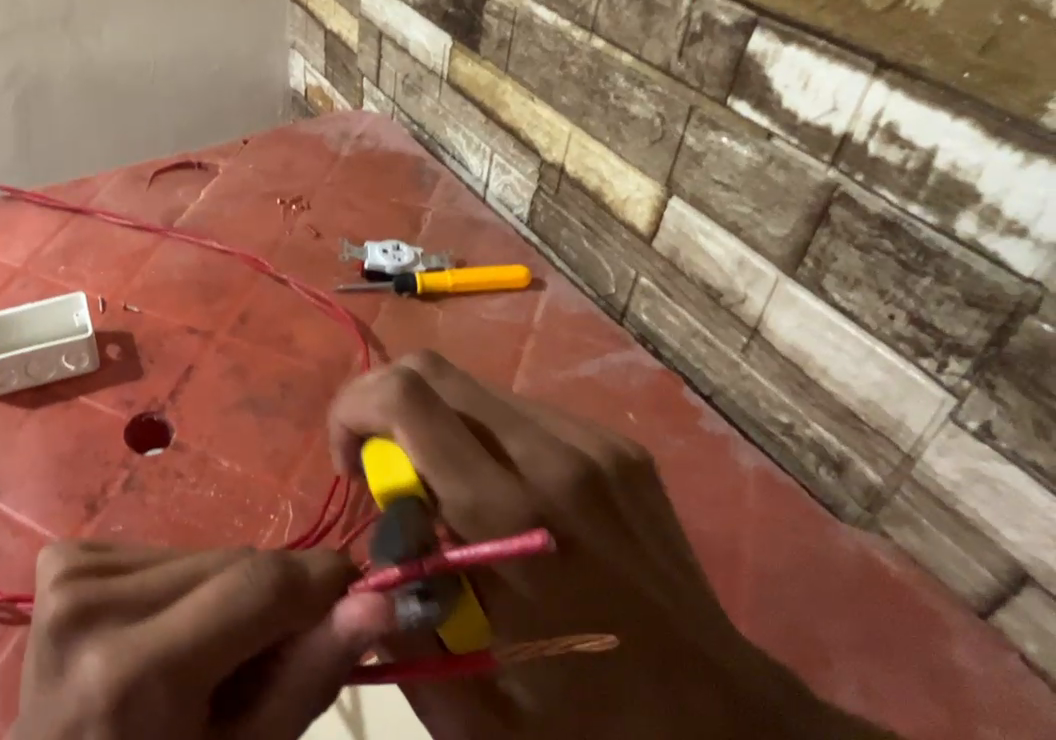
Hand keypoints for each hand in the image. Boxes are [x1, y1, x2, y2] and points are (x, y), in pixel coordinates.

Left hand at [10, 543, 398, 738]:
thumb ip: (307, 677)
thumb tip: (376, 602)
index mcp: (135, 670)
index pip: (258, 586)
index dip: (322, 582)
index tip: (360, 596)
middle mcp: (93, 603)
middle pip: (230, 564)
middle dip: (273, 599)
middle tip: (272, 657)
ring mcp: (68, 572)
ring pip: (199, 554)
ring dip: (226, 593)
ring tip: (208, 656)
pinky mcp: (60, 557)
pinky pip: (160, 554)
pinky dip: (182, 587)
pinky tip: (165, 633)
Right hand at [328, 352, 894, 739]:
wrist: (724, 716)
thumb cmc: (588, 716)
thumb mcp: (470, 701)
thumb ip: (395, 615)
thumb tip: (363, 545)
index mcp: (509, 513)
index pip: (404, 396)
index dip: (352, 412)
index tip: (352, 470)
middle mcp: (552, 456)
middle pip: (429, 371)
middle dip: (381, 409)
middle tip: (385, 476)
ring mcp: (593, 444)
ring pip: (472, 388)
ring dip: (434, 426)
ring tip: (448, 496)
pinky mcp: (617, 446)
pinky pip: (518, 411)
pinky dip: (482, 438)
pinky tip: (502, 498)